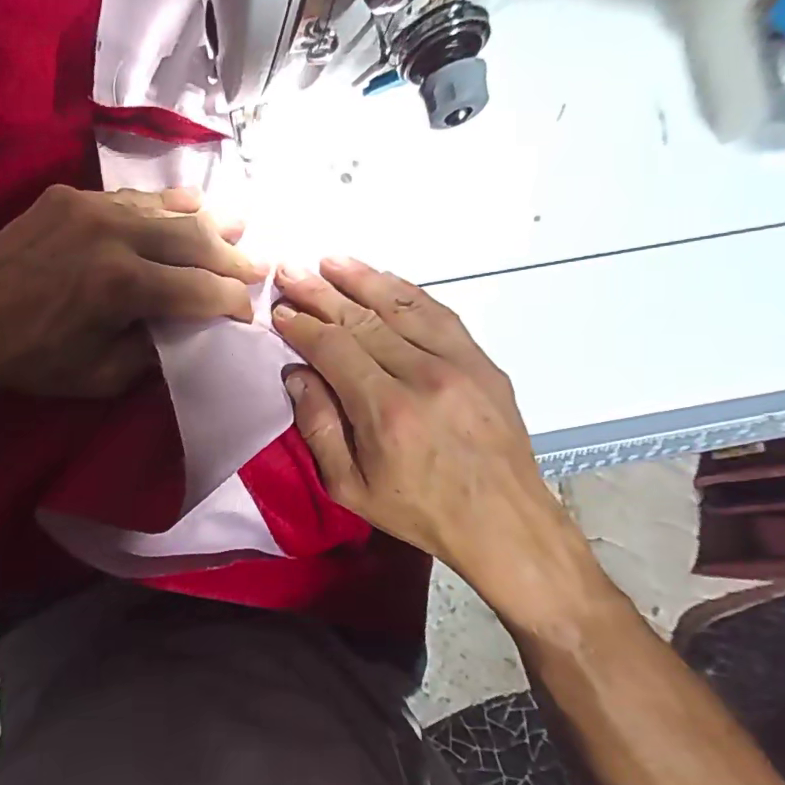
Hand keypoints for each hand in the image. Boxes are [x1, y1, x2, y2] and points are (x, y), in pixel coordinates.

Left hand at [0, 184, 263, 397]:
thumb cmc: (32, 360)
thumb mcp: (101, 377)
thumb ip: (155, 351)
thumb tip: (190, 330)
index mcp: (123, 286)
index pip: (201, 291)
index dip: (233, 304)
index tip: (248, 314)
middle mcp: (114, 235)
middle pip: (194, 240)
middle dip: (231, 258)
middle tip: (257, 267)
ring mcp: (90, 207)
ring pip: (166, 209)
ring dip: (205, 222)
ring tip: (236, 226)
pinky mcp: (69, 196)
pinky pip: (130, 199)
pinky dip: (162, 206)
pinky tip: (186, 204)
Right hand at [271, 258, 596, 620]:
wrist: (504, 523)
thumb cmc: (419, 511)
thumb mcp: (350, 486)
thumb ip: (318, 426)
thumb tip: (297, 374)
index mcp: (386, 411)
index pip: (334, 348)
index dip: (302, 325)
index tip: (279, 311)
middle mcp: (424, 376)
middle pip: (362, 319)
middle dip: (320, 293)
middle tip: (290, 272)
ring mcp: (460, 364)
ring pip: (401, 306)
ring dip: (361, 279)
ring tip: (329, 261)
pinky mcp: (482, 362)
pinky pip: (438, 314)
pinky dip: (406, 292)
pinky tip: (382, 279)